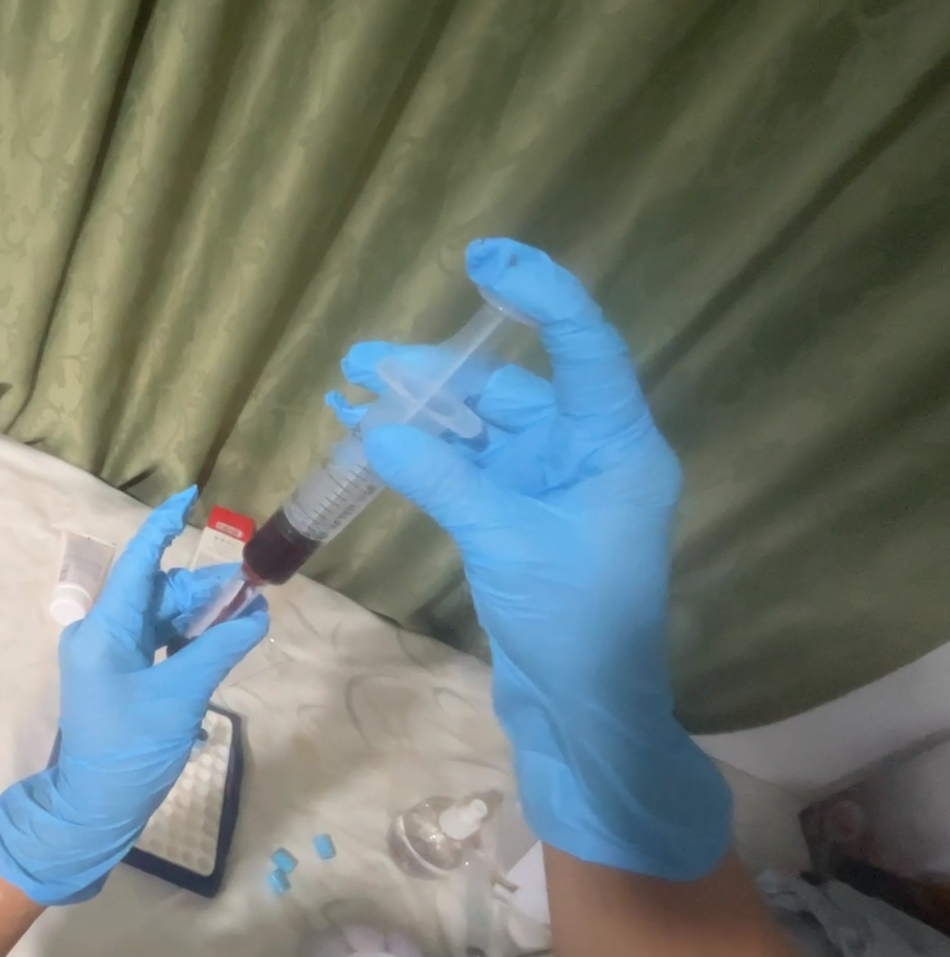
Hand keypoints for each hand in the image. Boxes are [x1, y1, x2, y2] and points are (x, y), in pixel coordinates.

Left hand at [0, 487, 269, 904]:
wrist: (96, 804)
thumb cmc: (131, 749)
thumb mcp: (181, 697)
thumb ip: (218, 649)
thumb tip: (258, 613)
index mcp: (104, 628)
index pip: (137, 563)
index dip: (163, 526)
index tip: (190, 496)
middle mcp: (100, 629)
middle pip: (155, 590)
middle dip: (201, 589)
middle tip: (250, 594)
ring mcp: (106, 649)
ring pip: (158, 614)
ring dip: (198, 614)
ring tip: (243, 619)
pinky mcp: (116, 667)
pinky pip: (154, 637)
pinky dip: (185, 636)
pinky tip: (217, 641)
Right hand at [340, 238, 730, 879]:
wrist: (578, 698)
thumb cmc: (571, 617)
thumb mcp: (504, 541)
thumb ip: (441, 480)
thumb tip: (373, 432)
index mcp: (611, 446)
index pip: (582, 348)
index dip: (538, 296)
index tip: (484, 258)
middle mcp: (576, 451)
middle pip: (502, 388)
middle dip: (430, 372)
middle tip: (360, 362)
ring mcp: (536, 480)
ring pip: (468, 426)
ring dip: (409, 410)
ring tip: (346, 391)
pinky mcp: (503, 507)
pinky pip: (452, 462)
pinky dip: (409, 448)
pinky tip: (362, 435)